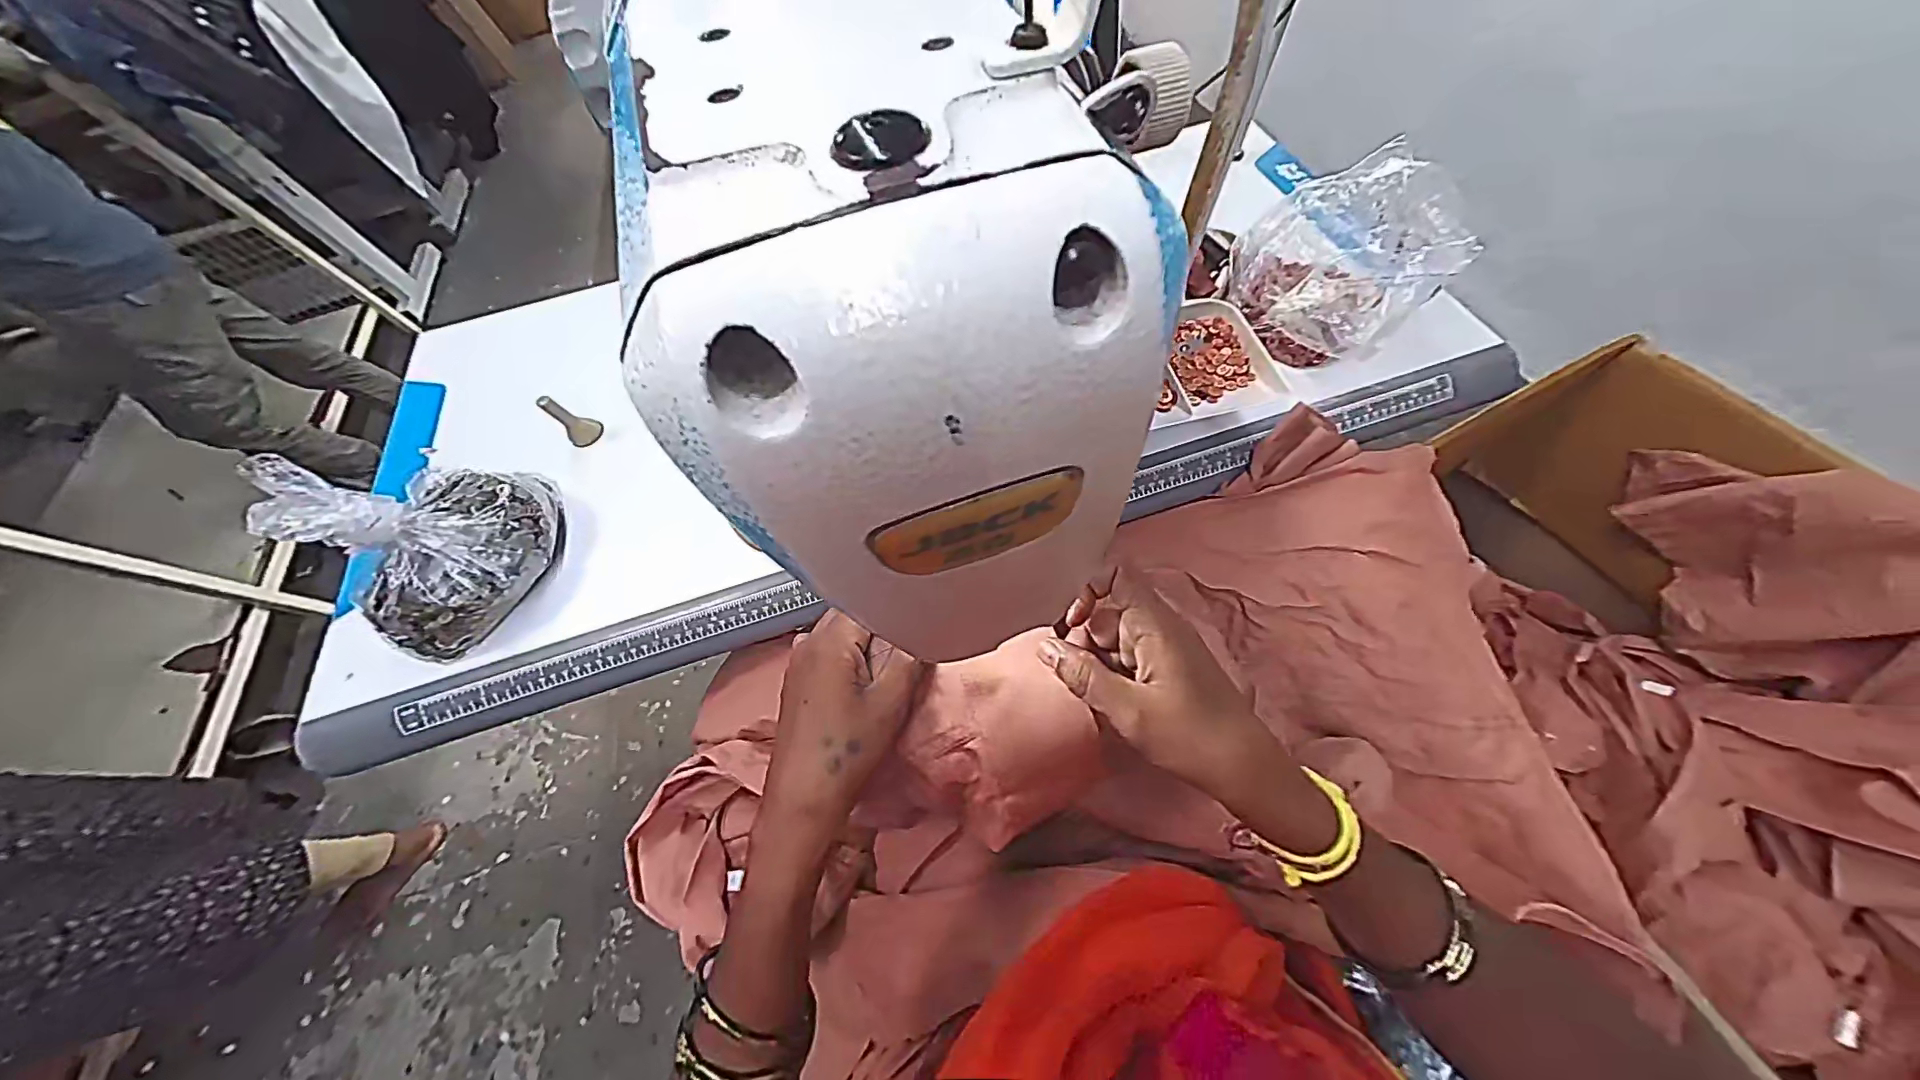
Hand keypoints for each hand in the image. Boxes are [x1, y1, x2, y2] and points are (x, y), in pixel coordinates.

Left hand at [765, 609, 927, 820]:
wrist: (803, 797)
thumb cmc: (848, 749)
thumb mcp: (891, 701)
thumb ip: (910, 655)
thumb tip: (922, 627)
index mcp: (829, 638)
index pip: (871, 600)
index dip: (899, 610)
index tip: (921, 621)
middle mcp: (808, 641)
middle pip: (855, 616)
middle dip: (885, 627)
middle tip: (912, 646)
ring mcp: (798, 661)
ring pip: (843, 636)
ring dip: (868, 646)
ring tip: (892, 667)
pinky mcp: (798, 681)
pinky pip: (831, 654)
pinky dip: (852, 660)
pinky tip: (867, 684)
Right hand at [1037, 565, 1297, 815]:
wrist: (1243, 766)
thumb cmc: (1188, 736)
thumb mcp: (1126, 708)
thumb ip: (1082, 675)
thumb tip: (1045, 647)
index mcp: (1154, 624)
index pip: (1116, 575)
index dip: (1087, 591)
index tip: (1072, 628)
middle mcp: (1162, 626)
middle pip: (1109, 613)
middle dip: (1088, 641)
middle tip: (1084, 681)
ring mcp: (1168, 646)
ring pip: (1117, 638)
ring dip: (1101, 662)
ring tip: (1106, 700)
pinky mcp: (1172, 666)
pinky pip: (1132, 656)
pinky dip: (1117, 673)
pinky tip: (1120, 703)